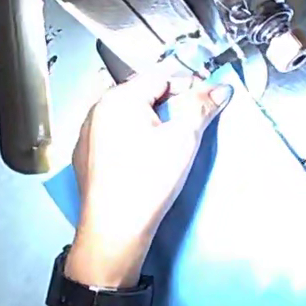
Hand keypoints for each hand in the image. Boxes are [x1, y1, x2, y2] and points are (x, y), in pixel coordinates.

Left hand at [67, 70, 230, 287]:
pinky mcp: (85, 157)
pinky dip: (132, 139)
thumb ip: (202, 106)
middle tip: (190, 124)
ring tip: (169, 143)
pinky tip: (145, 159)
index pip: (162, 76)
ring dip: (151, 121)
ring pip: (128, 115)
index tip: (206, 102)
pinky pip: (114, 136)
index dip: (189, 86)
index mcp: (119, 97)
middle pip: (143, 94)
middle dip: (170, 104)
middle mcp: (97, 109)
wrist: (114, 229)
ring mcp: (87, 134)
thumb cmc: (149, 179)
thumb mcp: (184, 138)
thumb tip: (220, 89)